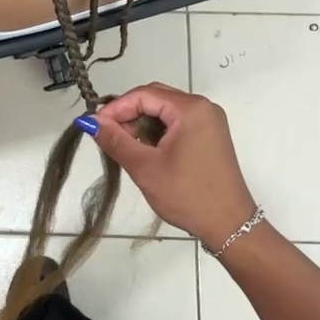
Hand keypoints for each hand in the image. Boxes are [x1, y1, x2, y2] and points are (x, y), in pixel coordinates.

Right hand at [87, 84, 257, 249]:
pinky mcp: (210, 136)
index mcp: (190, 108)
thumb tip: (89, 121)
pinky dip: (157, 132)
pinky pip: (177, 123)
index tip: (94, 125)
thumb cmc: (187, 195)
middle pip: (156, 97)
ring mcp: (210, 122)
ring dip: (142, 123)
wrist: (230, 225)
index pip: (143, 94)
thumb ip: (115, 140)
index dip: (115, 108)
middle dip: (128, 113)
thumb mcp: (145, 168)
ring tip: (122, 144)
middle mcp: (203, 107)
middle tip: (105, 134)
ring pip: (166, 111)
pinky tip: (144, 149)